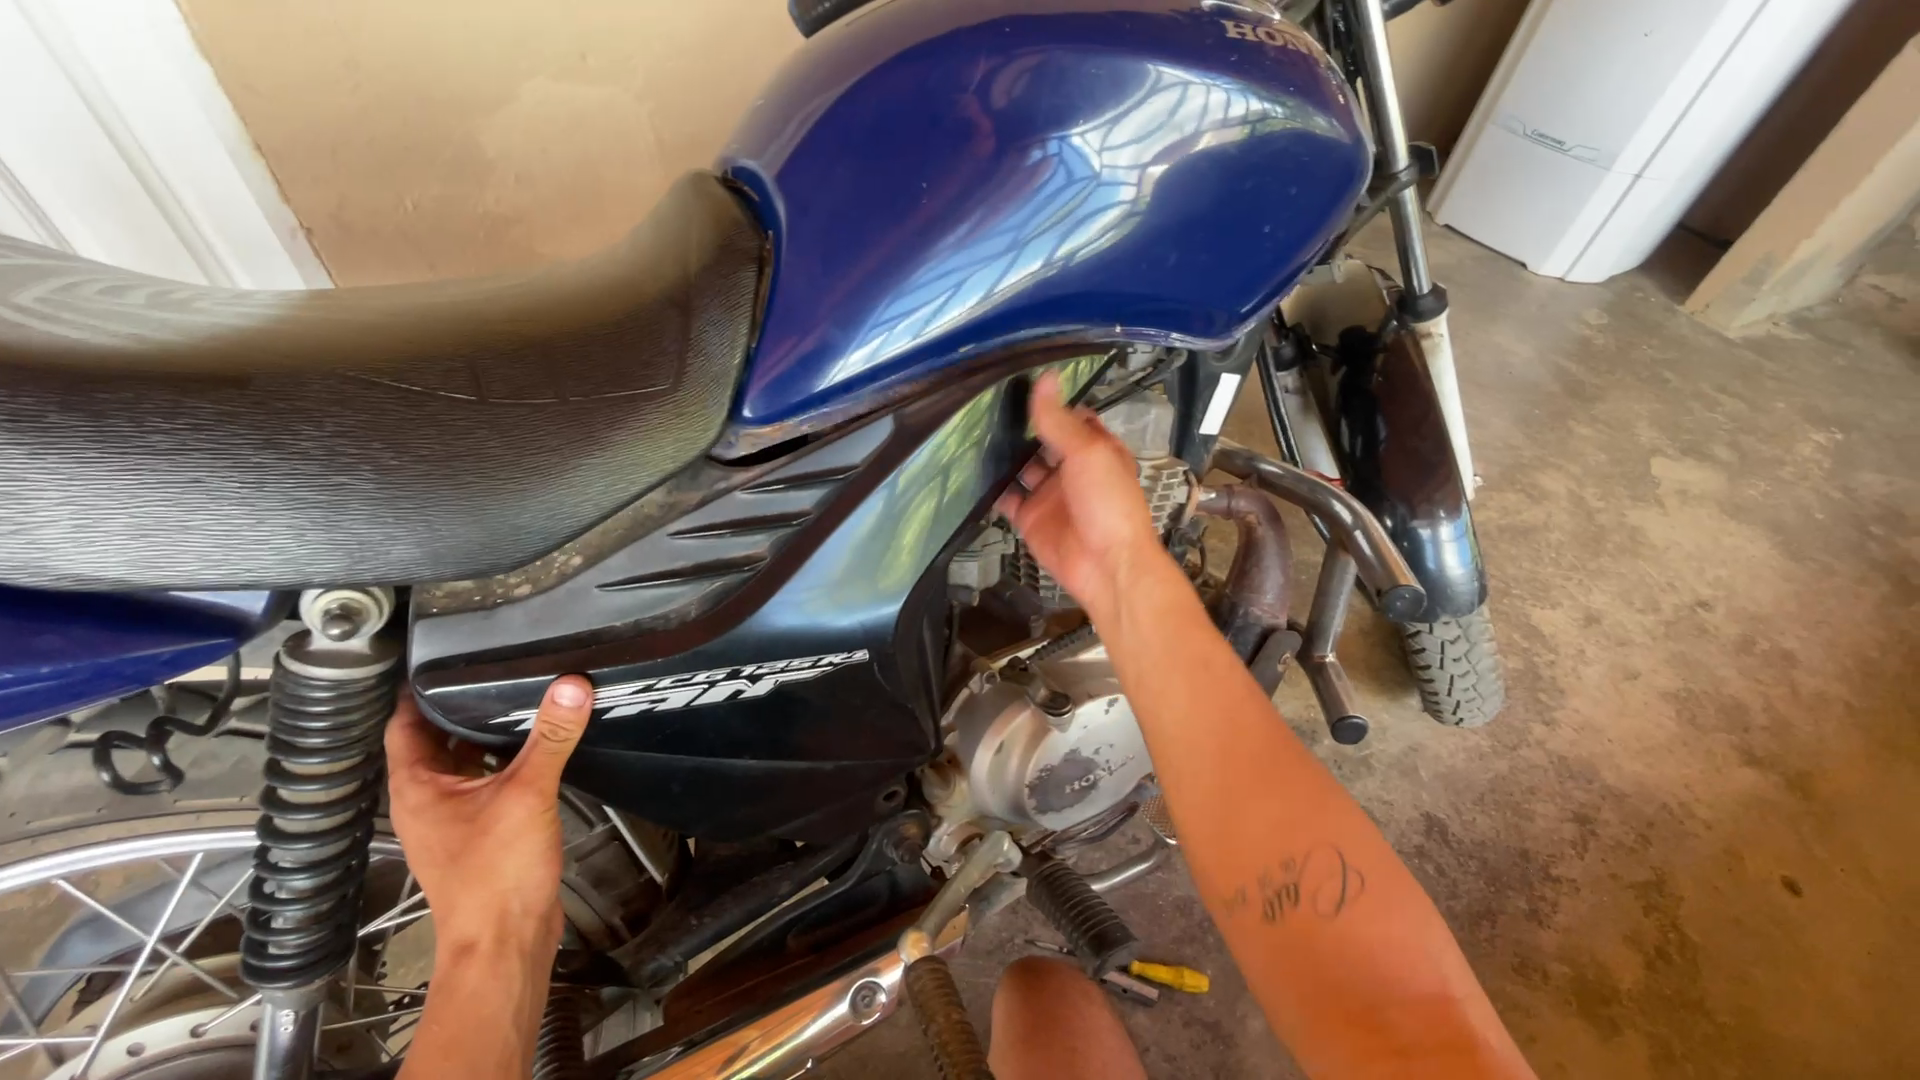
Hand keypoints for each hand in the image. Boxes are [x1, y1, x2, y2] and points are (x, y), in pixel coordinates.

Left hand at [385, 677, 592, 957]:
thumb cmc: (496, 871)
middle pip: (437, 742)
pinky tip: (538, 750)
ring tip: (521, 699)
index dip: (419, 690)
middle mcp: (428, 801)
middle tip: (496, 669)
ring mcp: (455, 821)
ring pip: (466, 764)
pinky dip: (507, 764)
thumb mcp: (527, 792)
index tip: (444, 657)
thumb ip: (551, 737)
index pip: (404, 724)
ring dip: (487, 737)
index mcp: (418, 787)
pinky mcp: (483, 835)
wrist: (505, 940)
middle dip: (463, 708)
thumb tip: (572, 685)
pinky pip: (490, 785)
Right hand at [995, 372, 1169, 623]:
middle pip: (1040, 441)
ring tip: (970, 432)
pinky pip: (1006, 499)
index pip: (1069, 418)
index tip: (1017, 382)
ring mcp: (1048, 495)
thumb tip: (1045, 377)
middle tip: (982, 404)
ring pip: (1019, 467)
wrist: (1106, 565)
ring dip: (1001, 455)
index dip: (1048, 403)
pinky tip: (970, 471)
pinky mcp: (1029, 518)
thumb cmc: (1109, 504)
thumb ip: (1059, 420)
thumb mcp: (1087, 452)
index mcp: (1095, 449)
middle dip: (1018, 427)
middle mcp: (1071, 469)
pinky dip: (990, 489)